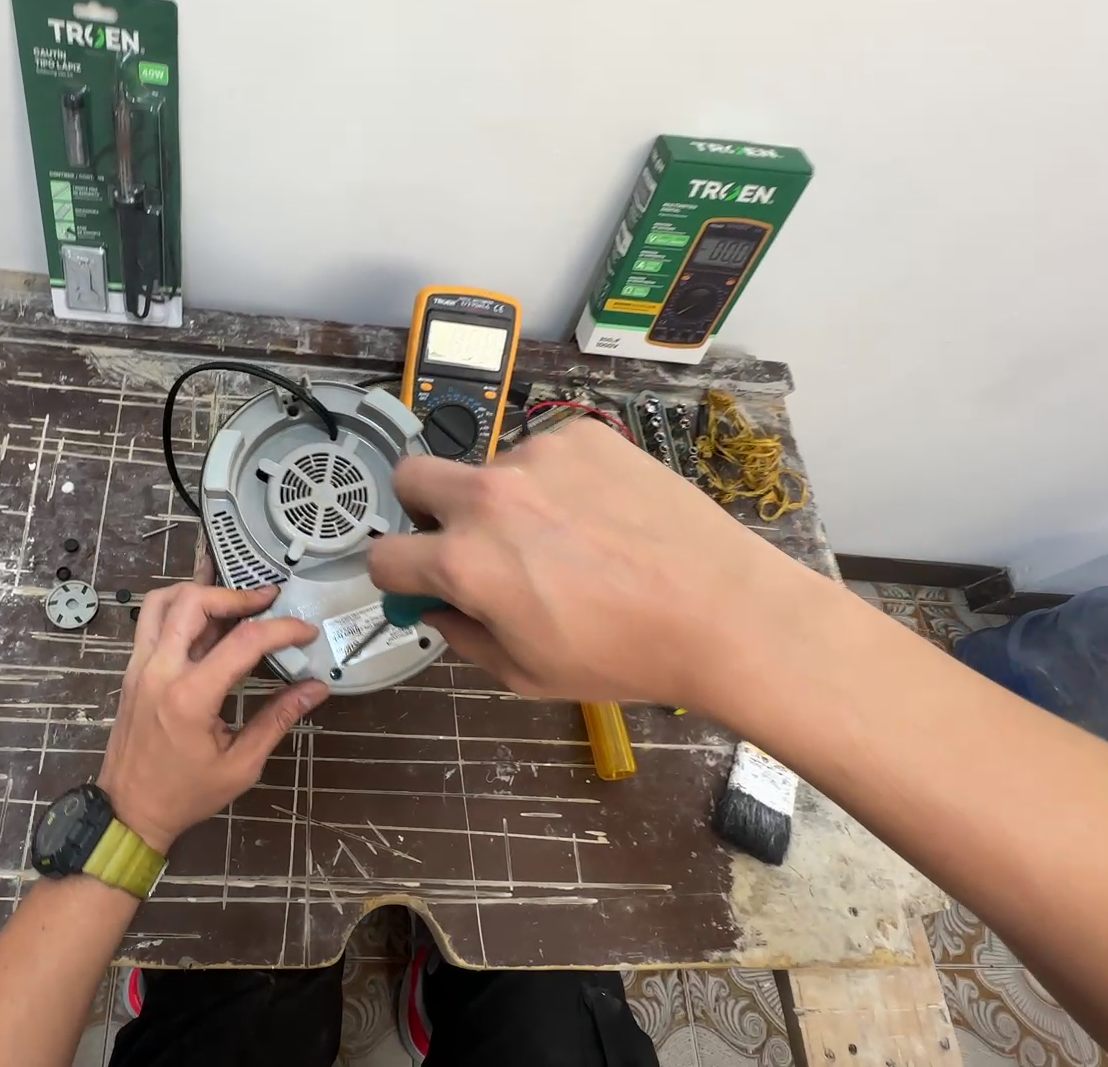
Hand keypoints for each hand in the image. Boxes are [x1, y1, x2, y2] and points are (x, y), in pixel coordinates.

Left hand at [98, 583, 329, 852]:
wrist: (128, 812)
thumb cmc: (185, 794)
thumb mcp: (241, 765)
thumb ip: (278, 719)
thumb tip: (317, 689)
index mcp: (190, 696)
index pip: (243, 641)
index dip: (281, 629)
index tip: (305, 632)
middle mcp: (160, 670)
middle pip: (193, 601)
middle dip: (236, 595)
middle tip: (268, 602)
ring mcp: (140, 665)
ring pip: (162, 600)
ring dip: (201, 592)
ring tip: (234, 604)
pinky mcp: (133, 669)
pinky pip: (151, 620)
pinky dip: (180, 608)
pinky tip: (207, 623)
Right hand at [368, 419, 824, 708]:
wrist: (724, 611)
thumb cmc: (620, 656)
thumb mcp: (525, 672)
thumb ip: (460, 637)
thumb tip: (435, 608)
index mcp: (464, 561)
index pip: (383, 556)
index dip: (395, 576)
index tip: (418, 581)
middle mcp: (487, 497)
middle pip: (409, 477)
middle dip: (420, 510)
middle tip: (463, 538)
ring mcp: (535, 456)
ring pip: (486, 469)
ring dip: (502, 500)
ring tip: (565, 535)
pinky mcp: (581, 435)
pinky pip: (542, 453)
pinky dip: (554, 481)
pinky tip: (597, 512)